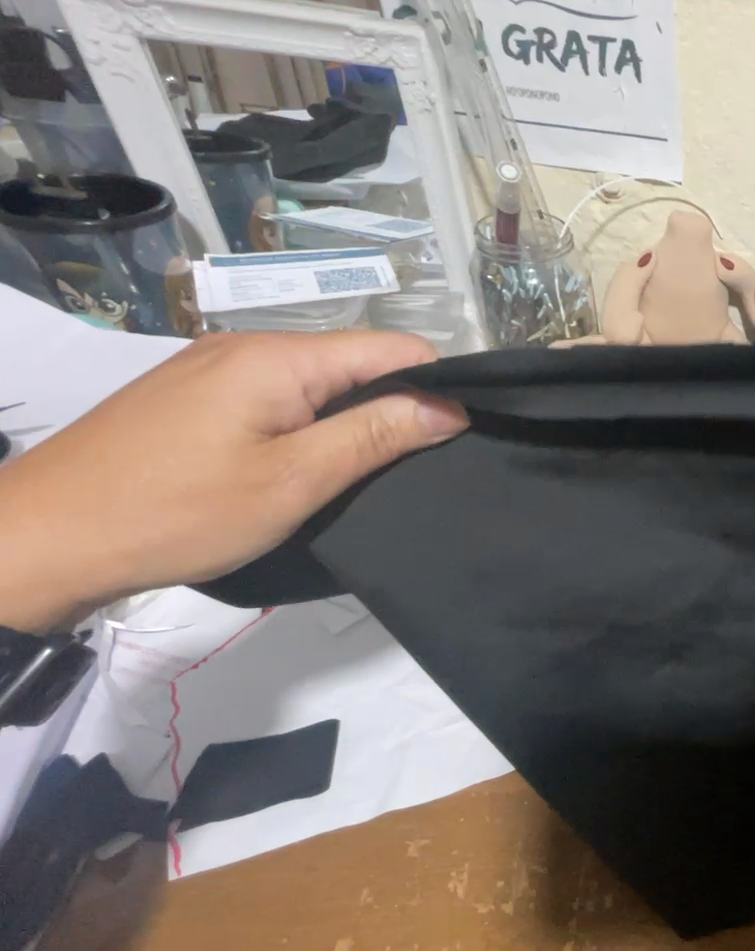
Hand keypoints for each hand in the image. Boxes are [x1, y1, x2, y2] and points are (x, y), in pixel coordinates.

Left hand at [0, 331, 466, 632]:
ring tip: (363, 471)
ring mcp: (217, 369)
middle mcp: (250, 348)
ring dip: (356, 420)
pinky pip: (285, 396)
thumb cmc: (178, 511)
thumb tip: (451, 407)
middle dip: (400, 407)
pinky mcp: (198, 395)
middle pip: (360, 363)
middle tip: (412, 466)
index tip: (456, 439)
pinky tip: (309, 464)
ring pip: (324, 382)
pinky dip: (315, 424)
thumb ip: (377, 434)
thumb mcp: (296, 479)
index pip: (397, 348)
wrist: (40, 540)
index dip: (438, 387)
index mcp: (279, 358)